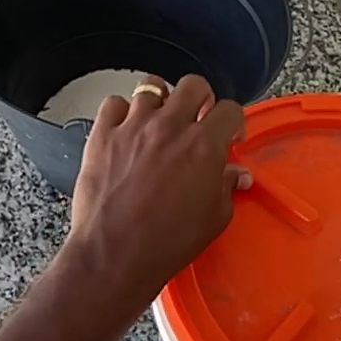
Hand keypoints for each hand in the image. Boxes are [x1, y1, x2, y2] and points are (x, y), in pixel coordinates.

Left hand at [65, 74, 250, 307]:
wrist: (114, 254)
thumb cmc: (166, 242)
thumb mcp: (213, 219)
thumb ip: (227, 187)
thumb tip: (237, 175)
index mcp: (204, 146)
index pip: (229, 110)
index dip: (232, 121)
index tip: (229, 135)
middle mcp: (169, 127)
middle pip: (193, 85)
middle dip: (201, 99)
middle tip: (197, 119)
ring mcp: (133, 127)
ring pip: (152, 87)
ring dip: (161, 101)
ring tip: (159, 121)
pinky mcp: (103, 135)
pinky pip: (113, 104)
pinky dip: (122, 112)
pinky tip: (126, 129)